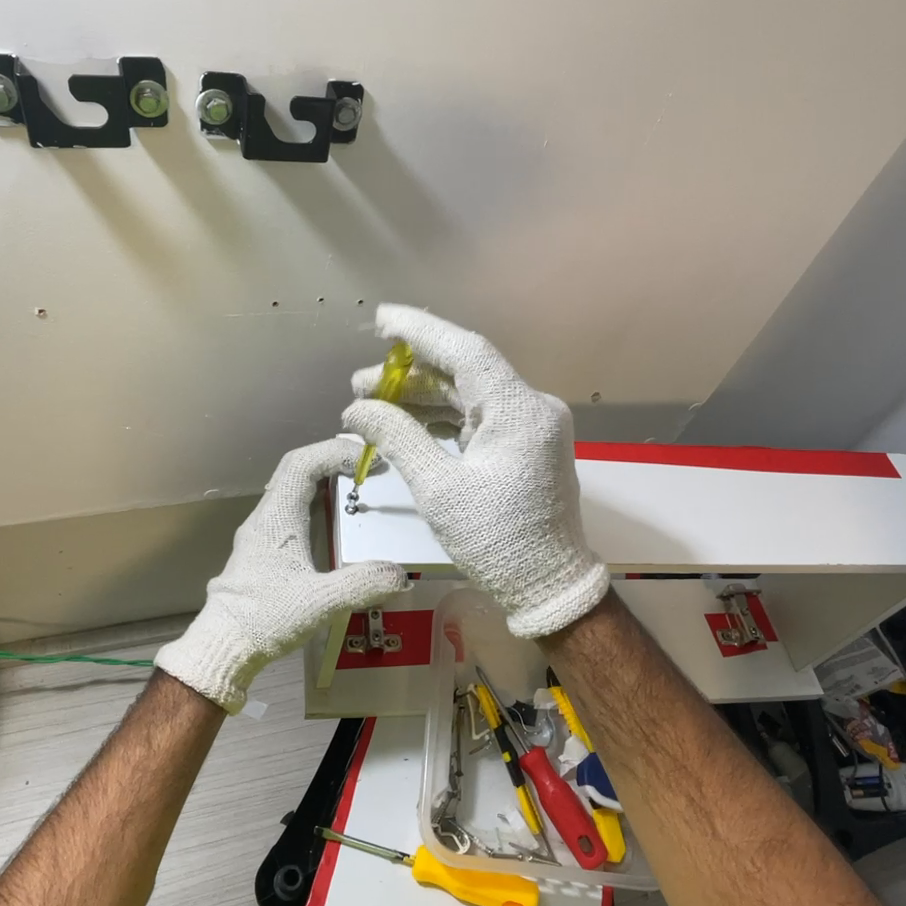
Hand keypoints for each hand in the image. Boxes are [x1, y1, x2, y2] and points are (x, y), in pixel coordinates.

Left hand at [155, 438, 408, 712]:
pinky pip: (293, 510)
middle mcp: (266, 518)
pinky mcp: (265, 550)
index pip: (302, 464)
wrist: (223, 647)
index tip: (369, 463)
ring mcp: (263, 533)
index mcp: (276, 518)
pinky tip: (337, 523)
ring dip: (324, 481)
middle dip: (332, 460)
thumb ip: (361, 585)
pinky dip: (318, 503)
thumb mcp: (318, 603)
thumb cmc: (264, 619)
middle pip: (297, 469)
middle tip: (369, 467)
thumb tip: (400, 573)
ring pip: (293, 489)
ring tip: (359, 487)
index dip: (336, 454)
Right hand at [341, 304, 608, 637]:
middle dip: (409, 373)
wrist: (547, 586)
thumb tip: (358, 409)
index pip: (467, 350)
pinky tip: (404, 420)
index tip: (380, 319)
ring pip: (468, 394)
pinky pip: (477, 416)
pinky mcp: (524, 443)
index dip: (420, 331)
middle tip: (360, 382)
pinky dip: (441, 417)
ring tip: (371, 401)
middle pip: (464, 371)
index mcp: (519, 410)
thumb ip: (399, 438)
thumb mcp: (439, 490)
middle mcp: (531, 407)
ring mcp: (530, 425)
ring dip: (421, 396)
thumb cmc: (496, 540)